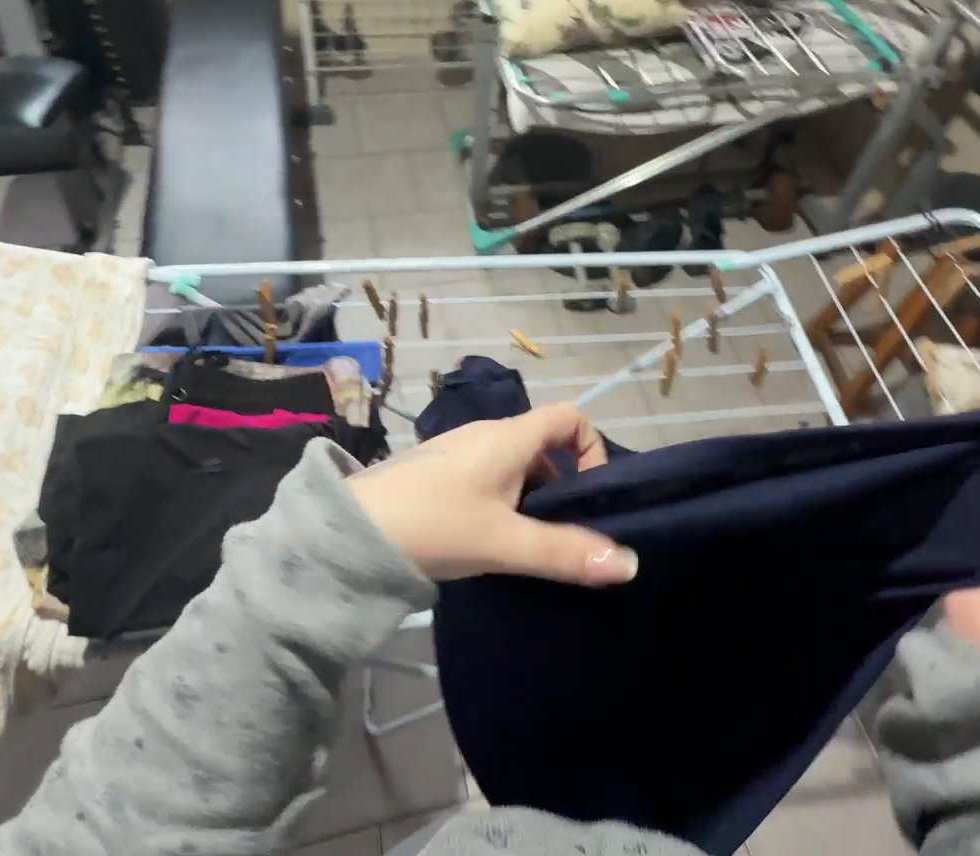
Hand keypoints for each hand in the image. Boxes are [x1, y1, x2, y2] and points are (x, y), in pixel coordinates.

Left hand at [348, 403, 637, 586]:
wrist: (349, 532)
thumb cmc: (435, 525)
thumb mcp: (505, 543)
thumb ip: (565, 553)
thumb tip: (630, 563)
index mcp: (508, 437)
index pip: (569, 415)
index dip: (591, 447)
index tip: (586, 495)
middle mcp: (485, 434)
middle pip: (544, 444)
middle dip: (562, 484)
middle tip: (560, 532)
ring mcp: (457, 450)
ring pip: (514, 463)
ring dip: (530, 497)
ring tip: (523, 543)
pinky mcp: (436, 470)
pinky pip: (487, 475)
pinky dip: (501, 499)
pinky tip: (486, 538)